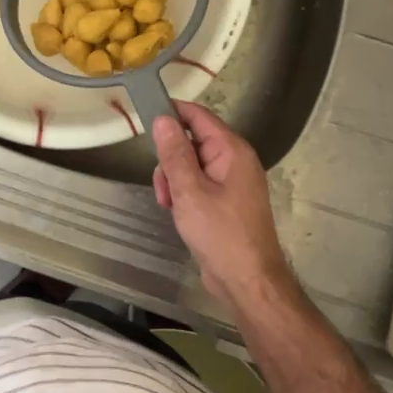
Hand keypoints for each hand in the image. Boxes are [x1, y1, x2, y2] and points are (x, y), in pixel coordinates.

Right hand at [152, 101, 290, 309]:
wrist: (247, 280)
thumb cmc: (220, 233)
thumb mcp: (190, 191)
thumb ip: (175, 154)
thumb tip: (163, 119)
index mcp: (232, 151)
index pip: (199, 116)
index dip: (172, 113)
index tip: (145, 118)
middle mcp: (235, 161)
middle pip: (192, 142)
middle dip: (170, 161)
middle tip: (163, 188)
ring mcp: (232, 182)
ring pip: (192, 166)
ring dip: (174, 181)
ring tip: (170, 206)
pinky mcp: (227, 202)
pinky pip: (199, 185)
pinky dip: (184, 194)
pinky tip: (178, 213)